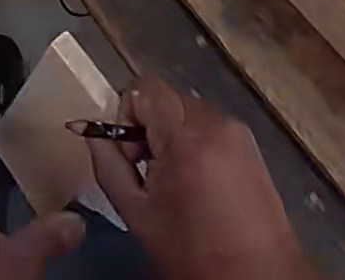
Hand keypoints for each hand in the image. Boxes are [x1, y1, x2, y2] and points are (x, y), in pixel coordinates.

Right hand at [88, 77, 316, 279]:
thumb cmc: (194, 255)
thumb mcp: (137, 215)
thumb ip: (109, 166)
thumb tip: (94, 133)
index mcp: (186, 136)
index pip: (144, 88)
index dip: (128, 115)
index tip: (131, 155)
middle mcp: (215, 122)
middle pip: (165, 100)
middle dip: (149, 128)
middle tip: (148, 173)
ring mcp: (237, 131)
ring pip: (186, 112)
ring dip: (171, 136)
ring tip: (175, 183)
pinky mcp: (251, 145)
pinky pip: (208, 127)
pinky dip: (194, 144)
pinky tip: (199, 185)